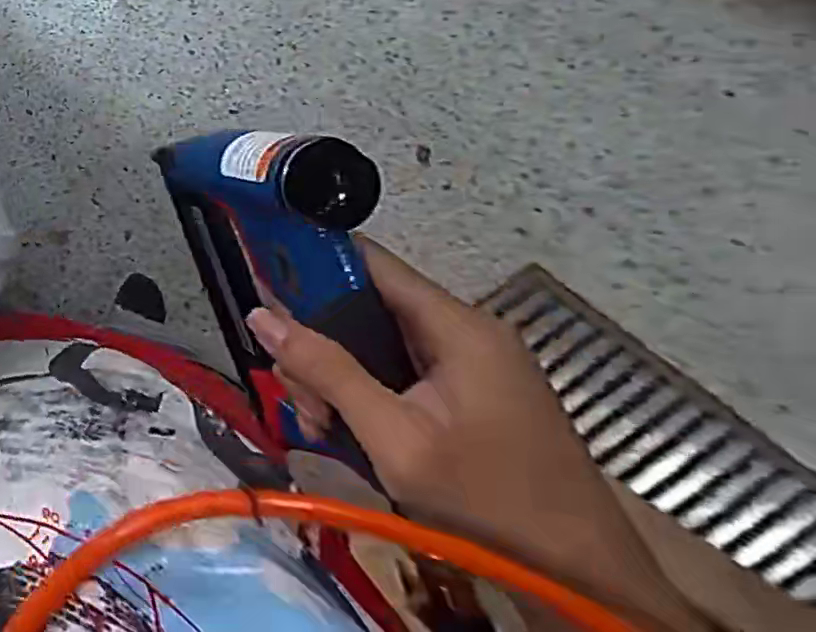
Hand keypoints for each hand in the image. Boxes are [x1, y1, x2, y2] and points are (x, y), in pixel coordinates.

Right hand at [245, 237, 709, 631]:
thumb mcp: (394, 437)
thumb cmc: (491, 502)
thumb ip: (325, 369)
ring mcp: (463, 366)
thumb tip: (258, 314)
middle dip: (315, 341)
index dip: (310, 259)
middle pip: (358, 306)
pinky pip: (388, 371)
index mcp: (456, 327)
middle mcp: (460, 333)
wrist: (588, 587)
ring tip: (321, 424)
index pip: (367, 260)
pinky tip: (342, 430)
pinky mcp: (461, 394)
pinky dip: (357, 393)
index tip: (261, 278)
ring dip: (331, 375)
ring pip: (366, 342)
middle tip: (300, 393)